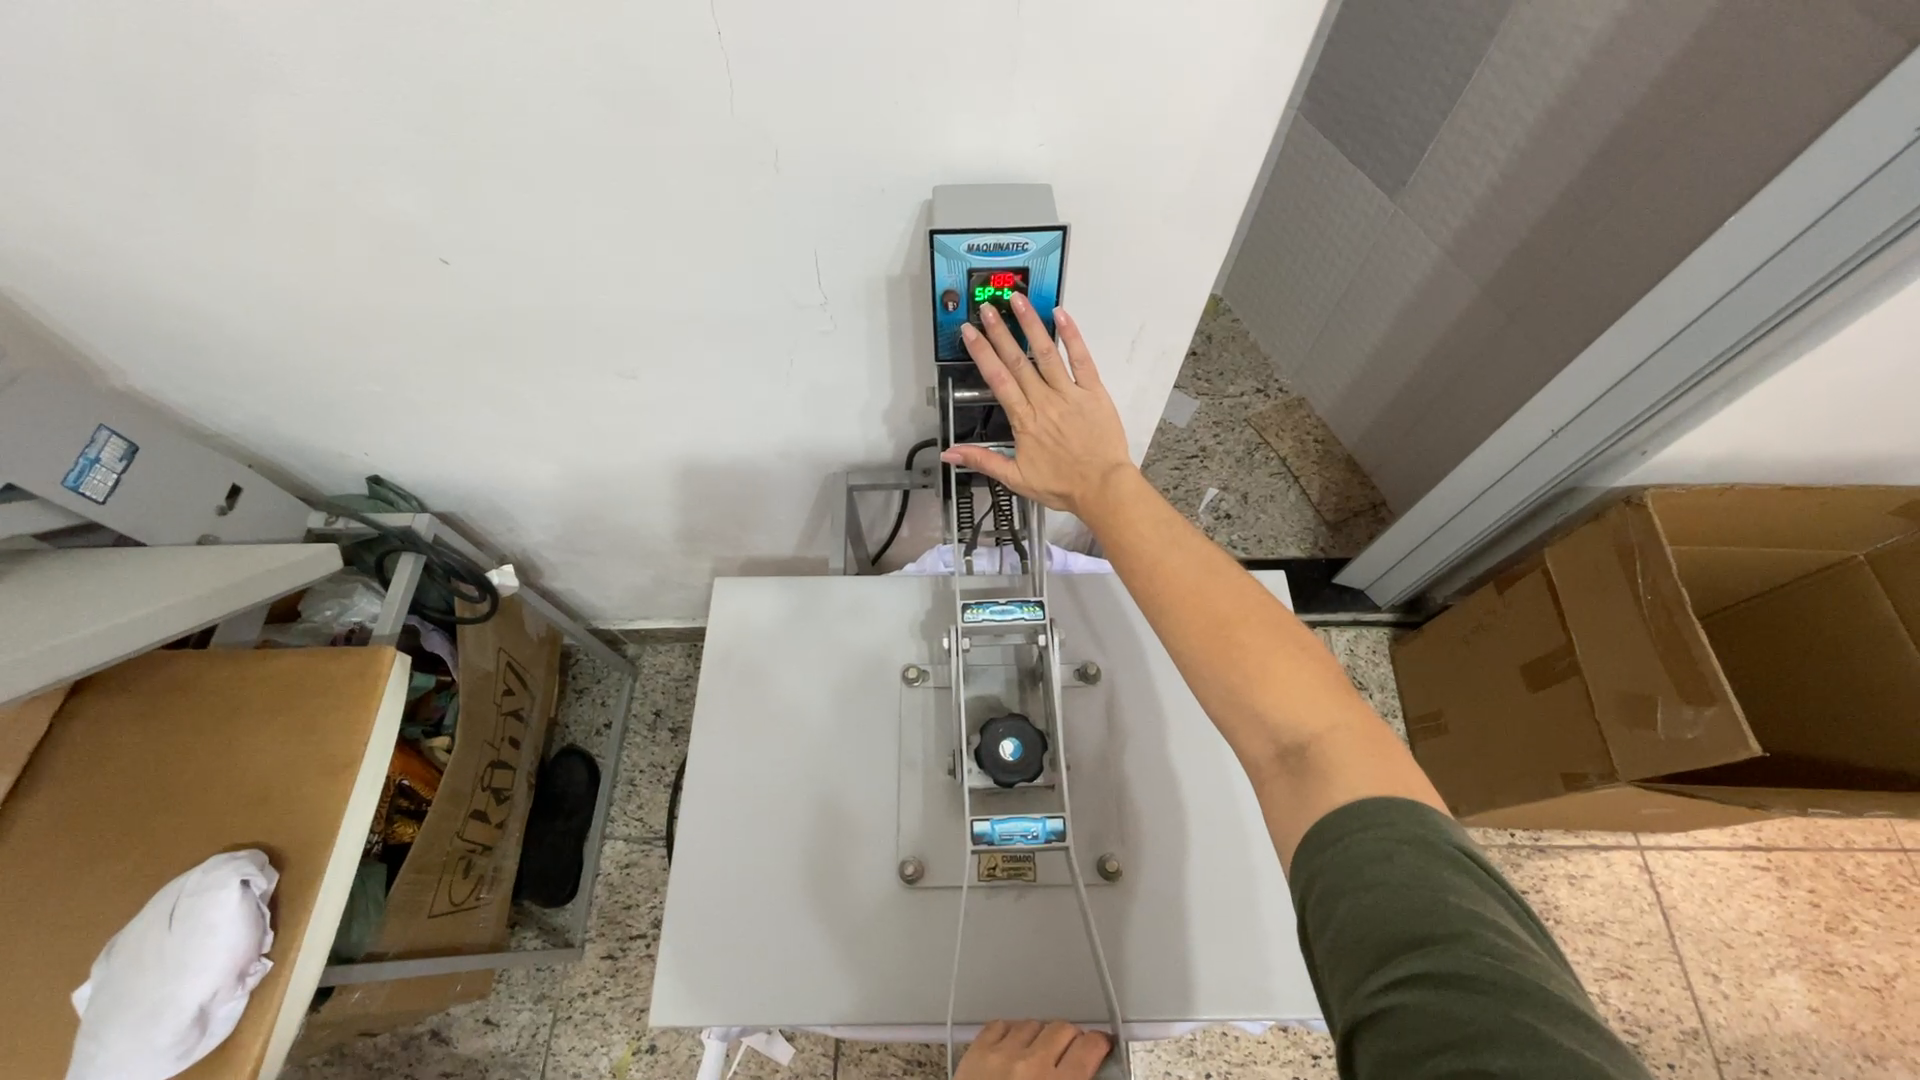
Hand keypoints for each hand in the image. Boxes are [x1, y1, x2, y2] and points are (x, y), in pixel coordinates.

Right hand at [943, 296, 1135, 517]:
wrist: (1102, 489)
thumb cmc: (1061, 485)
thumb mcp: (1016, 479)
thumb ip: (982, 461)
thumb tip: (949, 455)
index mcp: (1024, 421)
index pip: (997, 380)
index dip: (981, 353)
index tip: (969, 332)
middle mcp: (1044, 401)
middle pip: (1017, 361)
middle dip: (1000, 332)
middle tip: (986, 308)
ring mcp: (1070, 394)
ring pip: (1046, 353)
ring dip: (1031, 325)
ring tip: (1018, 300)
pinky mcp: (1094, 392)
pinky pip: (1082, 360)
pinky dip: (1071, 336)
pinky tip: (1061, 315)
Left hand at [956, 1020, 1111, 1079]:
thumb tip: (1084, 1076)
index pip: (1089, 1047)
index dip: (1098, 1043)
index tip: (1099, 1045)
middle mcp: (1032, 1065)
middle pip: (1062, 1029)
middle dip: (1070, 1039)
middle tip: (1069, 1051)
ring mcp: (1002, 1055)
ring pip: (1033, 1023)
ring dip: (1040, 1036)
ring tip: (1038, 1053)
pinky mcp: (978, 1052)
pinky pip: (1001, 1025)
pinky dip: (1010, 1033)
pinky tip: (1012, 1048)